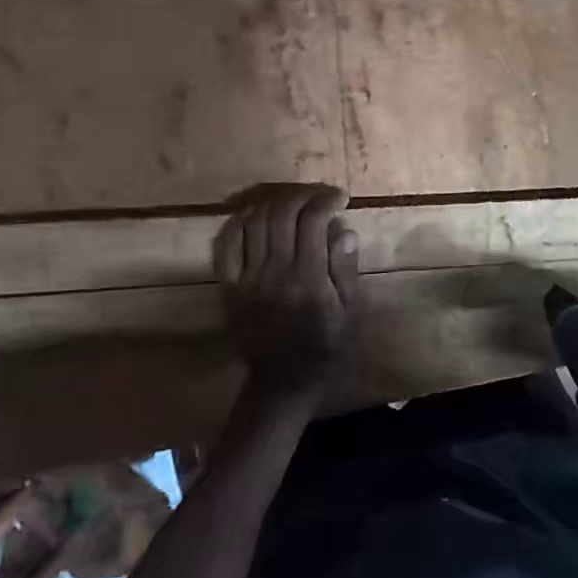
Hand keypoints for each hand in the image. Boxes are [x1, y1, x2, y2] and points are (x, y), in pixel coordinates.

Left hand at [213, 185, 361, 397]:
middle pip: (282, 214)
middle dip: (302, 195)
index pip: (312, 221)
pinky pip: (227, 245)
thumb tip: (344, 229)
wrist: (283, 382)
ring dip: (274, 203)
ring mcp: (247, 278)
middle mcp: (274, 272)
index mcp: (308, 278)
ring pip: (254, 223)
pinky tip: (254, 215)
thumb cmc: (325, 347)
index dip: (326, 200)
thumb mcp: (349, 313)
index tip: (339, 197)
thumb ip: (346, 270)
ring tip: (291, 201)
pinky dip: (238, 223)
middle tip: (317, 195)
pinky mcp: (229, 287)